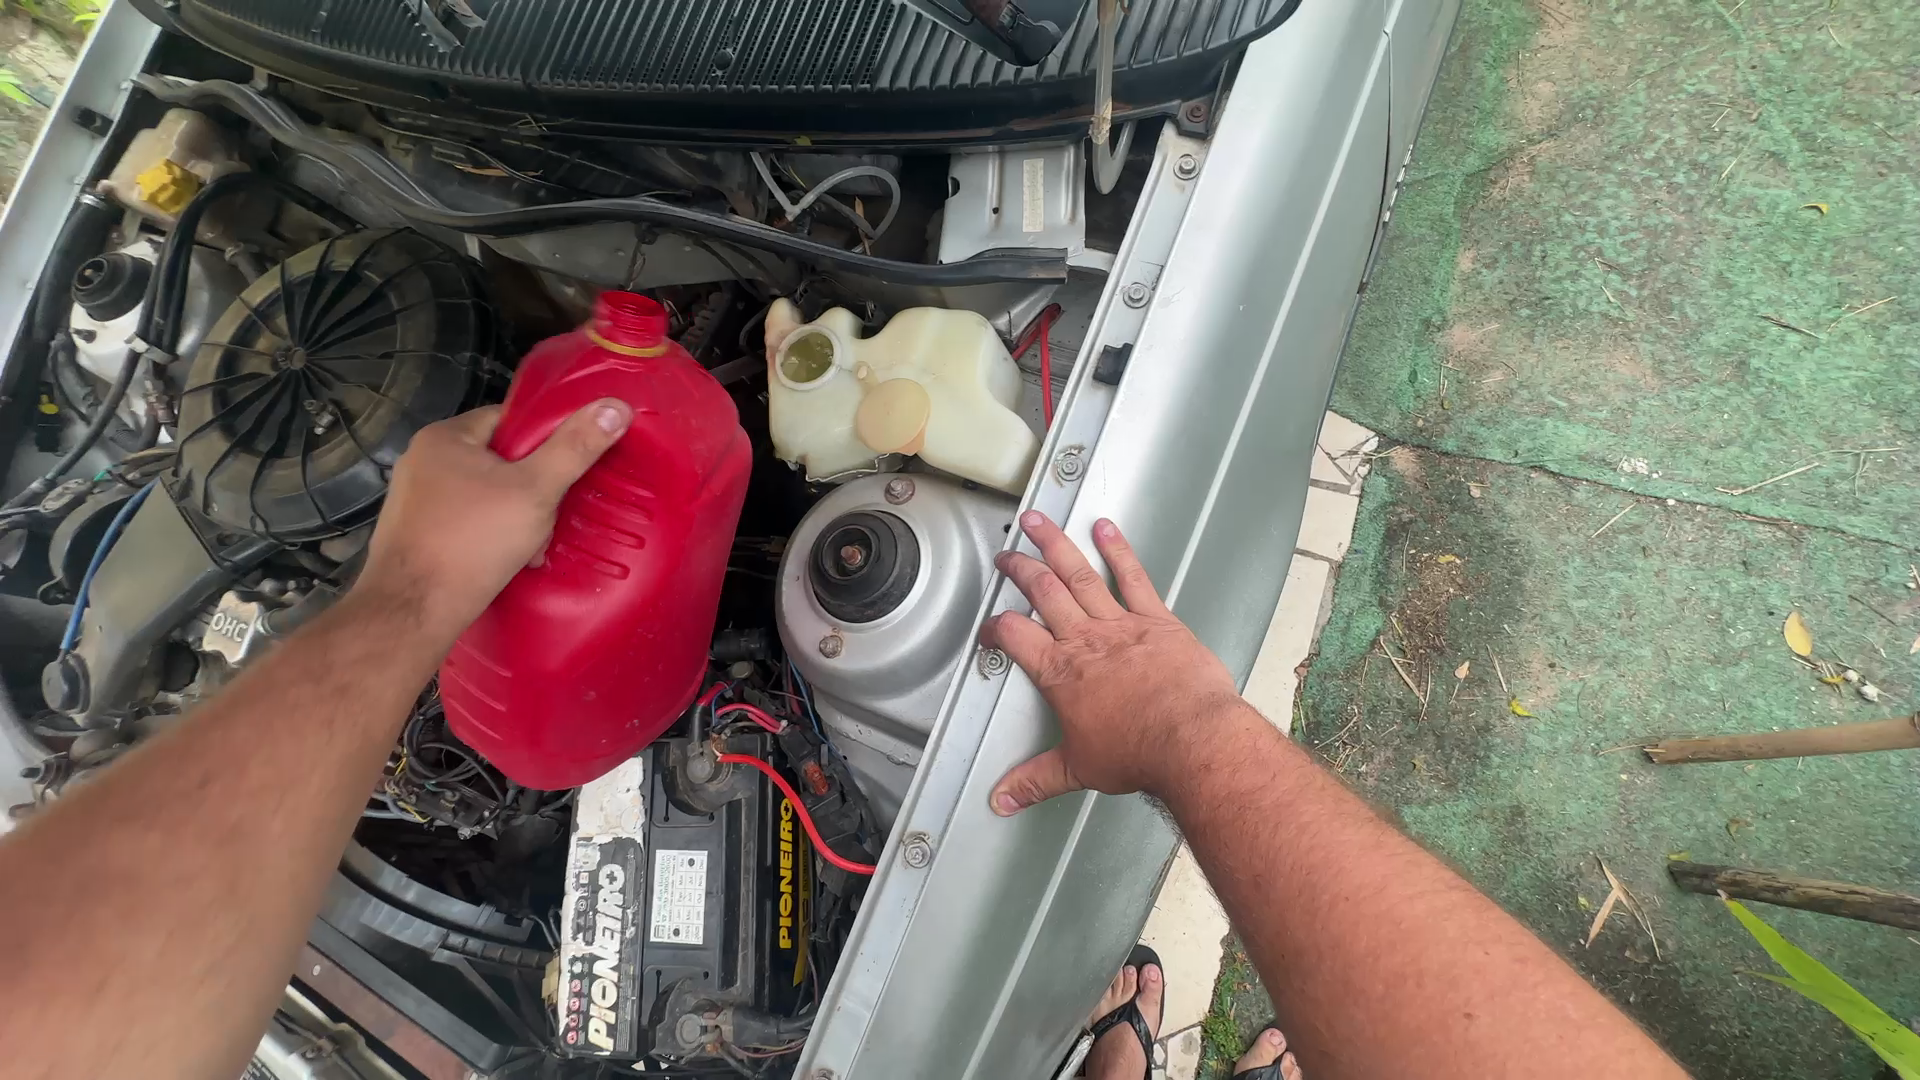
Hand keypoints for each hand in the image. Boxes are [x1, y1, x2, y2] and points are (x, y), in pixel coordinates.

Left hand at [355, 400, 630, 638]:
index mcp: (445, 437)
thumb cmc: (475, 540)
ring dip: (521, 514)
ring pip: (490, 493)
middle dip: (536, 488)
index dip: (547, 440)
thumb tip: (616, 406)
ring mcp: (417, 498)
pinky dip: (496, 534)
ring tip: (536, 541)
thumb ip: (576, 448)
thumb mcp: (538, 489)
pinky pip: (471, 519)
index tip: (571, 467)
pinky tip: (512, 556)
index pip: (511, 420)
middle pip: (503, 459)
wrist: (415, 608)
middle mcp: (424, 460)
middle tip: (555, 513)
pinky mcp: (418, 531)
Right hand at [986, 512, 1241, 814]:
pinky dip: (1118, 550)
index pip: (1014, 637)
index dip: (996, 628)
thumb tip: (1002, 801)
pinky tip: (1106, 528)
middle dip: (1019, 569)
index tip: (991, 628)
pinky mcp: (1155, 618)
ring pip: (1078, 574)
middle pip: (1042, 591)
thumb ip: (1035, 781)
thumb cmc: (1137, 752)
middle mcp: (1083, 639)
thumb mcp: (1078, 769)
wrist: (1193, 740)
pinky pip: (1133, 577)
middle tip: (1006, 553)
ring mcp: (1119, 623)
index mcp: (1060, 672)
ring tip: (1038, 521)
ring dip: (1055, 544)